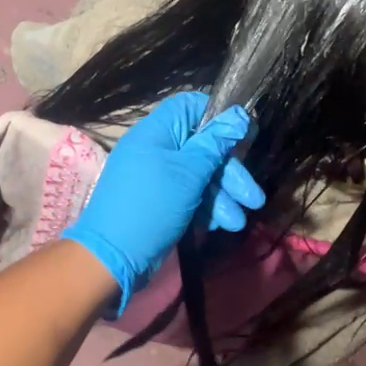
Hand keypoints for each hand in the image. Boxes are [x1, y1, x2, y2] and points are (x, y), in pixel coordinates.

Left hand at [63, 91, 263, 310]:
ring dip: (222, 196)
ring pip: (199, 175)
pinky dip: (204, 207)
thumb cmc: (151, 205)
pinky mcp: (160, 201)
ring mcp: (157, 176)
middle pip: (202, 146)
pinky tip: (218, 225)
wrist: (112, 258)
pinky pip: (188, 195)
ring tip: (237, 222)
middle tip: (253, 198)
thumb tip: (240, 115)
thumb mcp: (189, 173)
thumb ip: (216, 143)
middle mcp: (157, 148)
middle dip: (230, 172)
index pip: (191, 106)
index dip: (219, 116)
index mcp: (157, 131)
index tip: (244, 135)